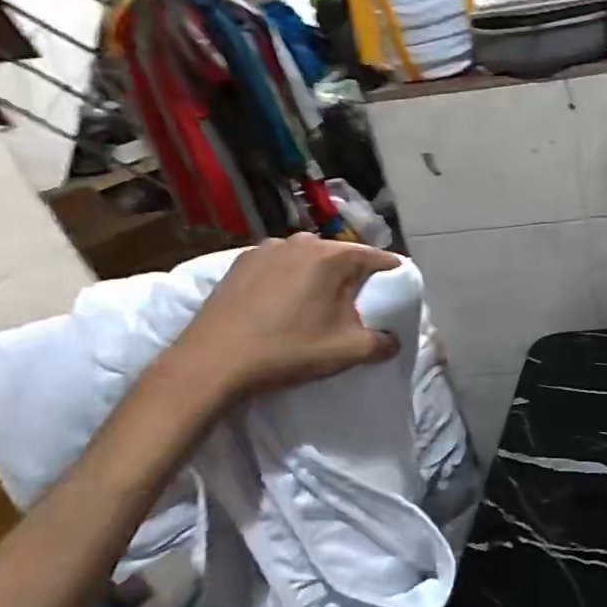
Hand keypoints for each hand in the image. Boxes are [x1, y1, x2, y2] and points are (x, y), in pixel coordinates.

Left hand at [163, 233, 402, 402]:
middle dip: (353, 276)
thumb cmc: (287, 350)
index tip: (394, 294)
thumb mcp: (348, 351)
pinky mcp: (239, 263)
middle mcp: (301, 242)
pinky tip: (283, 303)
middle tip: (355, 305)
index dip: (391, 275)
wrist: (211, 364)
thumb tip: (393, 340)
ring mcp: (266, 249)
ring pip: (308, 257)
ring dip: (319, 275)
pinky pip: (279, 264)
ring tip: (317, 304)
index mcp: (332, 257)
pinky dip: (289, 278)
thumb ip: (383, 343)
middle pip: (342, 255)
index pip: (378, 258)